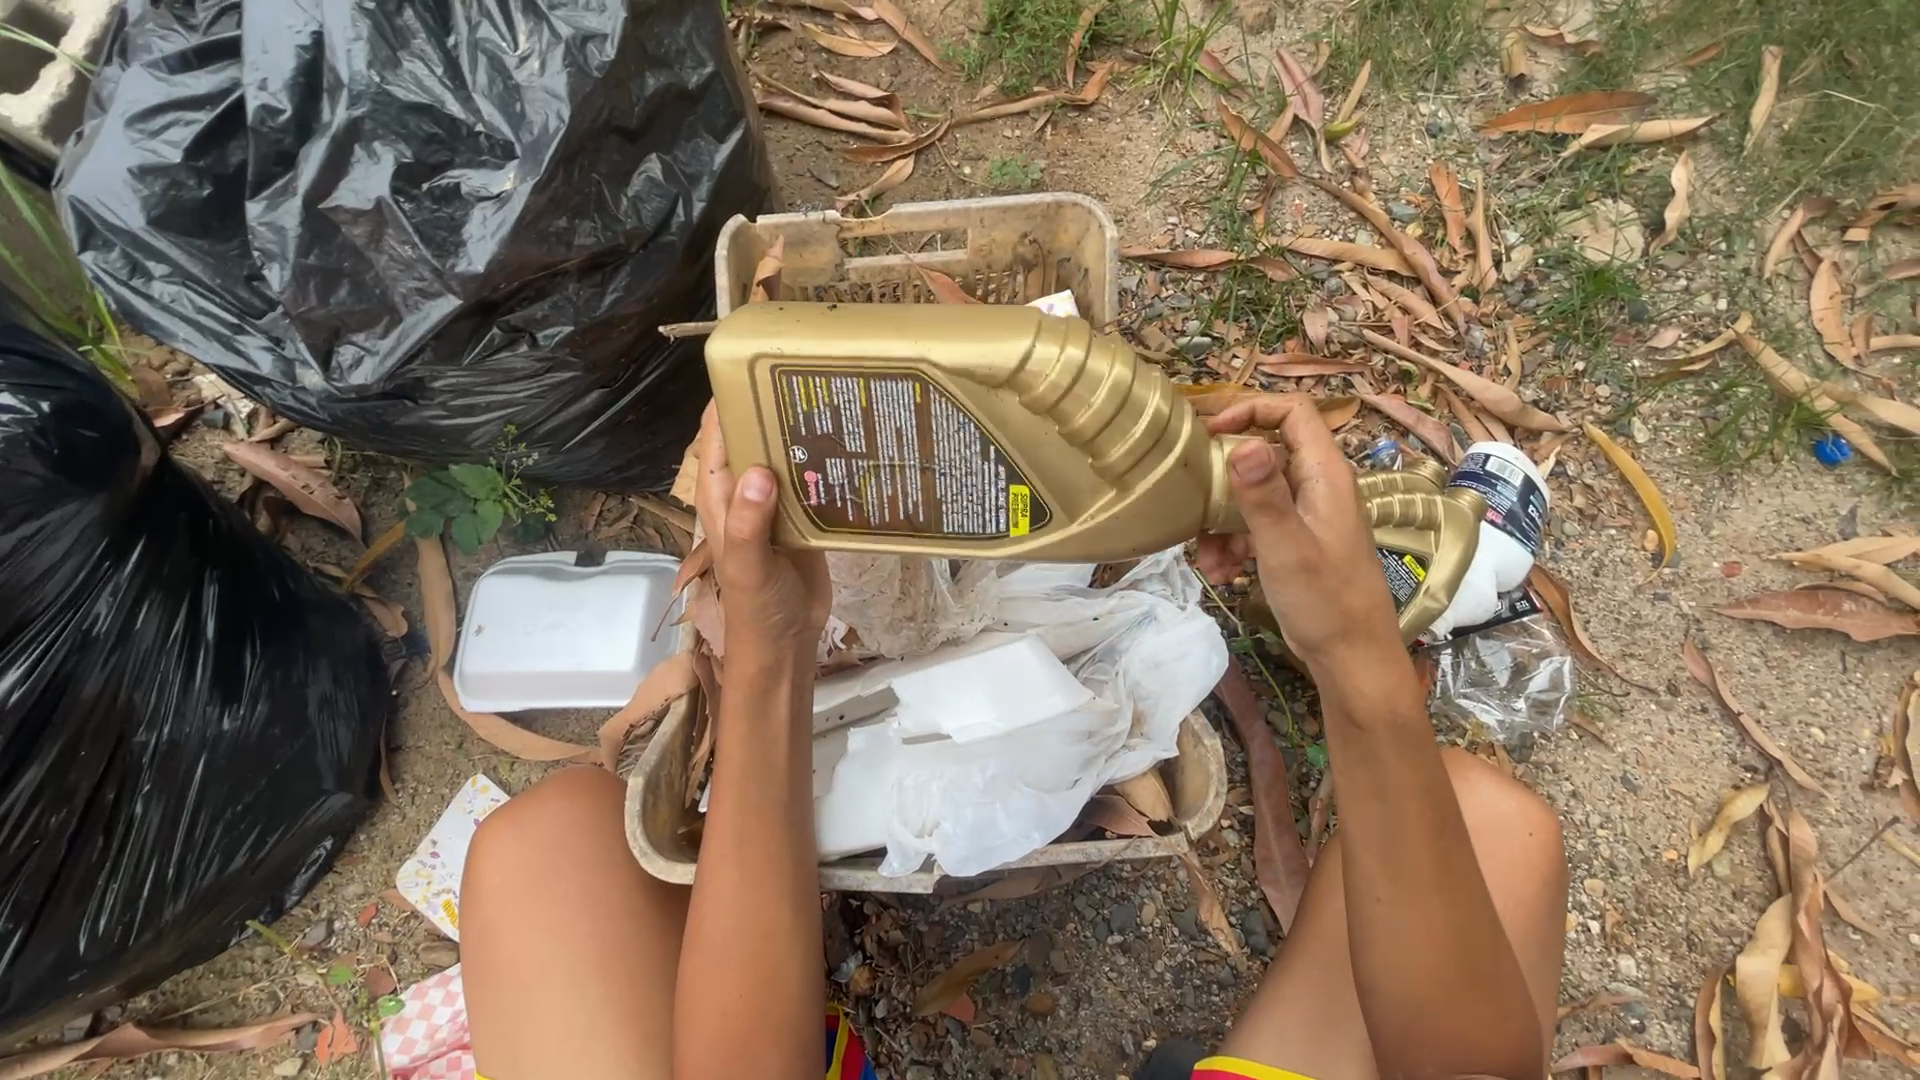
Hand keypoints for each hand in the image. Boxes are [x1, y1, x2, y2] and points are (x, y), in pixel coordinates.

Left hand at [694, 404, 831, 668]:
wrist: (787, 643)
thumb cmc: (757, 606)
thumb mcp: (747, 565)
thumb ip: (748, 522)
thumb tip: (761, 472)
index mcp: (722, 498)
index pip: (718, 438)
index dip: (728, 401)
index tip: (755, 366)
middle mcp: (748, 495)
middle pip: (756, 441)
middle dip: (774, 411)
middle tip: (811, 379)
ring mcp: (779, 508)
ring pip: (788, 461)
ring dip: (805, 437)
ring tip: (837, 403)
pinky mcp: (807, 522)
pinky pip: (815, 488)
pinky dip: (828, 470)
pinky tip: (853, 450)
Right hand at [1196, 396, 1401, 672]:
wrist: (1351, 656)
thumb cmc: (1324, 600)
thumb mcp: (1286, 547)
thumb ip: (1263, 495)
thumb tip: (1240, 444)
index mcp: (1324, 476)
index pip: (1293, 413)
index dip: (1250, 410)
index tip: (1209, 431)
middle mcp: (1317, 487)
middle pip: (1263, 454)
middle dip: (1223, 479)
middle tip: (1191, 496)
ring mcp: (1306, 515)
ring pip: (1252, 495)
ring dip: (1221, 521)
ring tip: (1206, 558)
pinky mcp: (1295, 542)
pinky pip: (1255, 526)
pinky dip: (1233, 544)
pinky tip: (1220, 573)